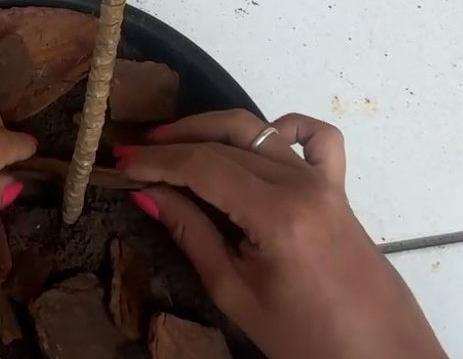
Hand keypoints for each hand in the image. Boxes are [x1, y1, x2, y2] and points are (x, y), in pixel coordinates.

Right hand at [118, 110, 445, 358]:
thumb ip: (191, 234)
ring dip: (209, 128)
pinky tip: (256, 139)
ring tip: (172, 140)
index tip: (122, 162)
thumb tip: (146, 192)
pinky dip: (284, 126)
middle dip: (172, 144)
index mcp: (278, 216)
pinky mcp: (340, 188)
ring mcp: (324, 181)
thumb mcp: (237, 296)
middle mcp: (301, 184)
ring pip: (256, 129)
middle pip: (223, 142)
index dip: (157, 160)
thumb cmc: (308, 343)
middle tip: (136, 154)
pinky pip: (316, 138)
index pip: (203, 166)